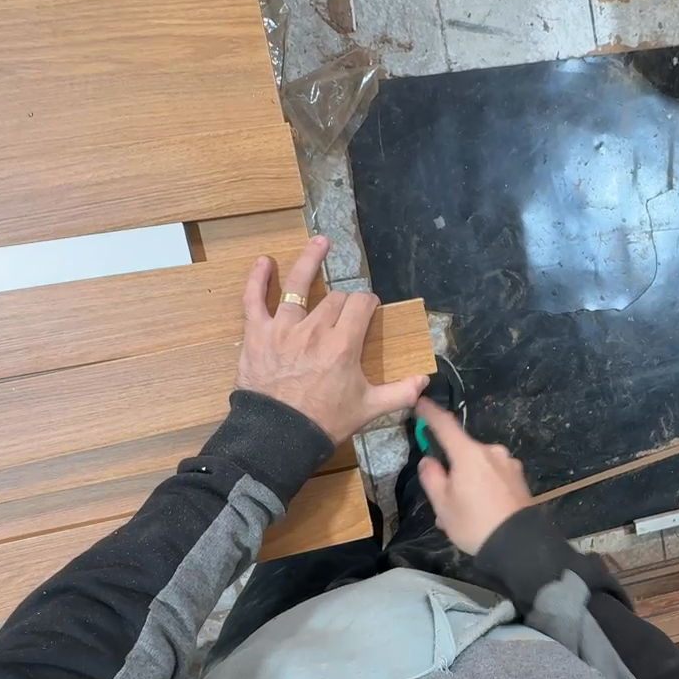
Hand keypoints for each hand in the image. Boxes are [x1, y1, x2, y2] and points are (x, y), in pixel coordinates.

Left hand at [235, 237, 428, 443]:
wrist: (280, 436)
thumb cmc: (326, 421)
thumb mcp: (370, 408)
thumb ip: (400, 392)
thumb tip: (425, 380)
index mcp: (344, 344)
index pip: (361, 306)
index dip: (368, 303)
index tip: (369, 309)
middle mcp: (316, 329)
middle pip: (335, 298)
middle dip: (345, 298)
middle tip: (346, 308)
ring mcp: (284, 328)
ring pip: (298, 285)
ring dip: (310, 261)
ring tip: (320, 242)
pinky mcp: (257, 334)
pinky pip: (254, 299)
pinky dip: (258, 279)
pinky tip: (264, 262)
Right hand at [415, 399, 532, 555]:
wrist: (520, 544)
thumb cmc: (475, 523)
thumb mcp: (443, 504)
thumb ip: (432, 477)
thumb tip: (429, 460)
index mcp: (469, 454)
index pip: (445, 425)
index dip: (430, 413)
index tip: (421, 402)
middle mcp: (491, 452)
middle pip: (463, 453)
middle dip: (452, 471)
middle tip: (444, 500)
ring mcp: (509, 464)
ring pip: (478, 469)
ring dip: (468, 484)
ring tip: (463, 514)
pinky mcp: (519, 478)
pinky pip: (493, 477)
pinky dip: (483, 489)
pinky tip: (481, 513)